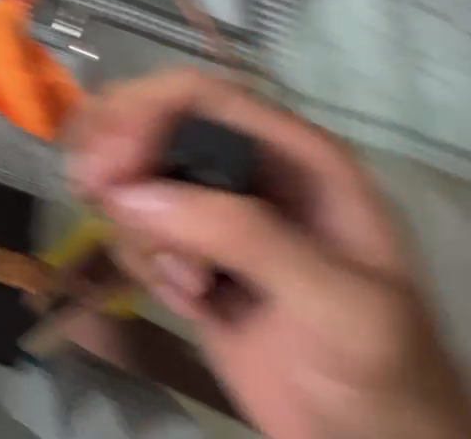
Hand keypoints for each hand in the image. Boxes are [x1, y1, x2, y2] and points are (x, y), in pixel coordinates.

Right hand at [65, 70, 470, 438]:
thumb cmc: (380, 376)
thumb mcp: (336, 305)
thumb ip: (243, 237)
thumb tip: (128, 194)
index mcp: (298, 158)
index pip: (196, 94)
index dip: (139, 114)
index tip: (102, 167)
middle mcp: (248, 170)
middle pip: (147, 121)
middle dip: (112, 157)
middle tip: (90, 195)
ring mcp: (213, 211)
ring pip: (129, 174)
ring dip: (132, 225)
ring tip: (180, 281)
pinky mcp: (186, 251)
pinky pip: (129, 226)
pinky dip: (137, 259)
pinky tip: (183, 300)